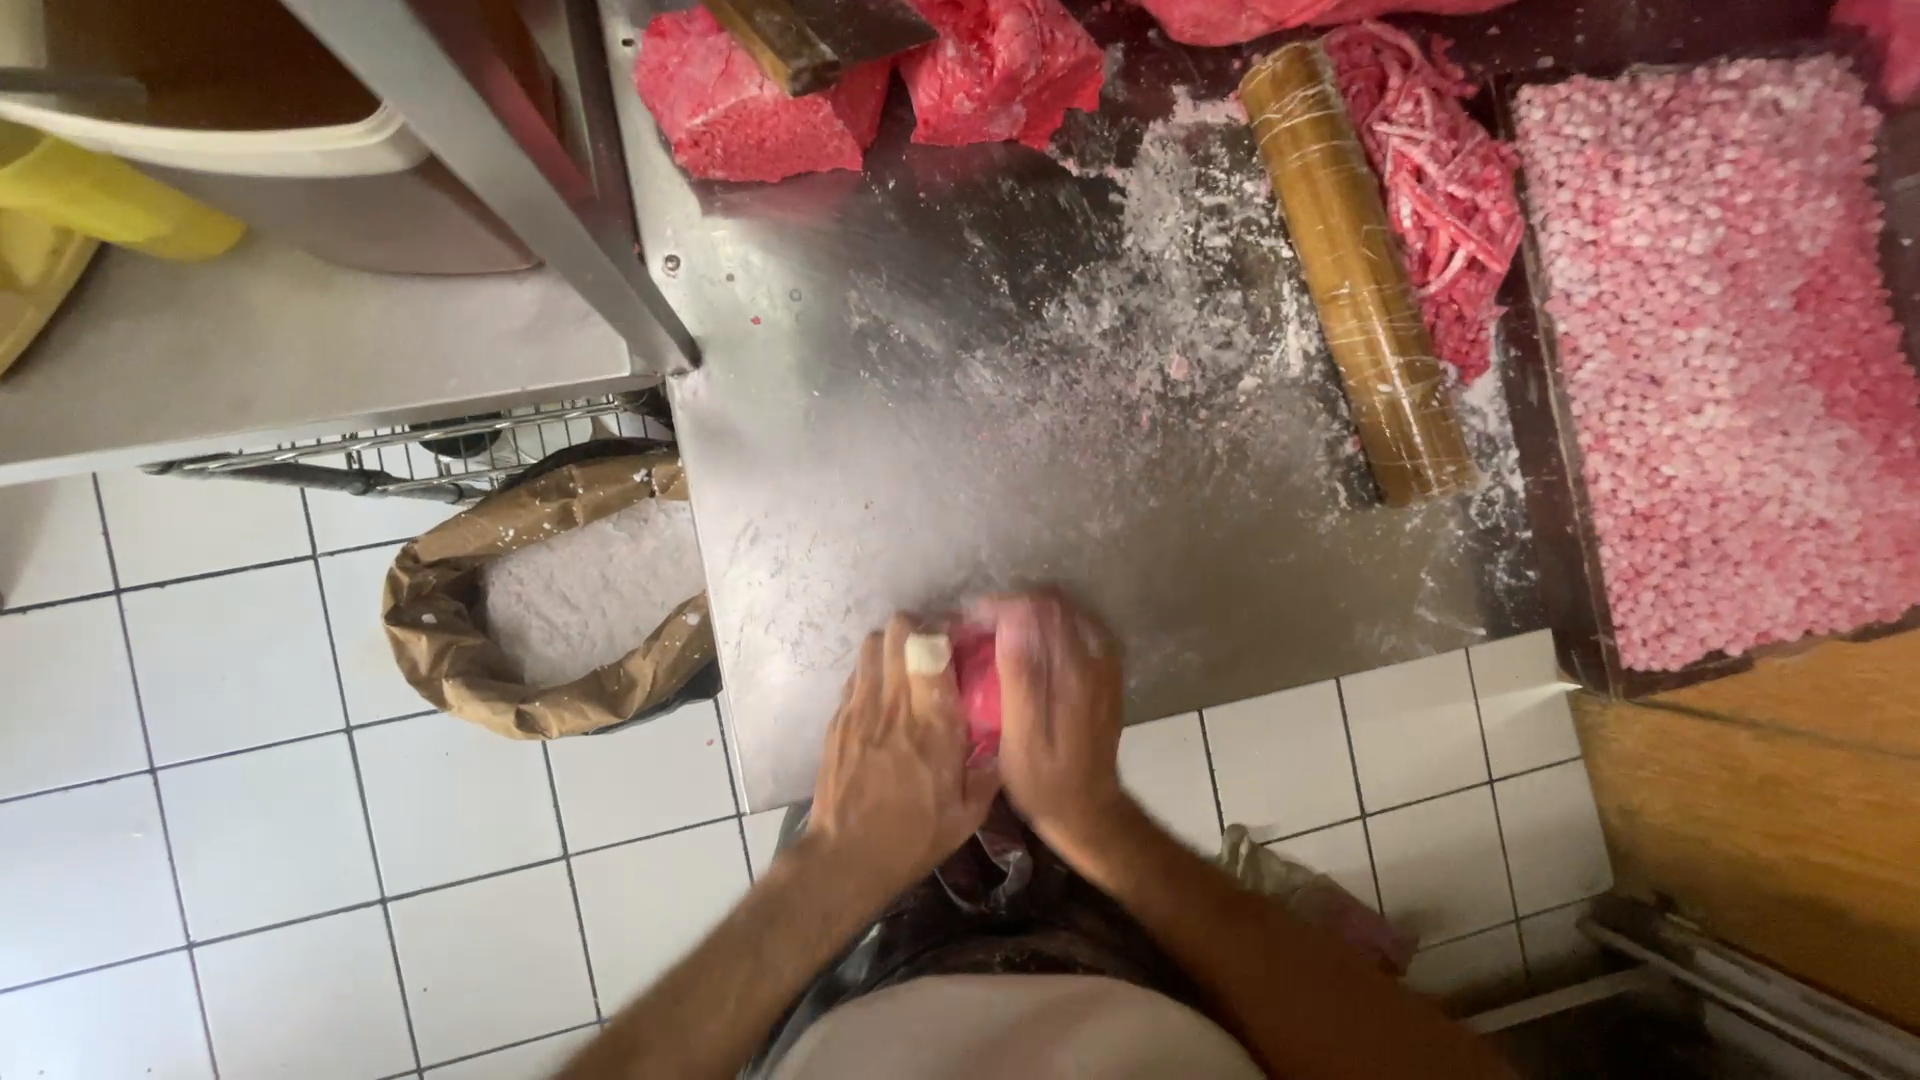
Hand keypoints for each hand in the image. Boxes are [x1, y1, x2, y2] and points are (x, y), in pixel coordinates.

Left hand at [802, 613, 1000, 904]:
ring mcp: (859, 708)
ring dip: (892, 644)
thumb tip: (1000, 739)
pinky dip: (873, 671)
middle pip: (897, 631)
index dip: (945, 630)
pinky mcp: (838, 719)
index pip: (931, 648)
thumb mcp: (968, 813)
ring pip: (872, 644)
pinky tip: (884, 694)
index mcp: (932, 724)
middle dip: (918, 627)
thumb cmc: (914, 837)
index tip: (960, 636)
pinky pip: (856, 674)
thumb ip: (988, 770)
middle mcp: (894, 705)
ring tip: (907, 663)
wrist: (847, 858)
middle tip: (933, 644)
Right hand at [964, 590, 1128, 848]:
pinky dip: (1044, 631)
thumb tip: (1012, 620)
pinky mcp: (1104, 673)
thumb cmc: (1045, 783)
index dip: (1002, 605)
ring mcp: (1105, 664)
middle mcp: (1097, 659)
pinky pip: (1073, 631)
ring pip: (1065, 614)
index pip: (1041, 607)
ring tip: (994, 636)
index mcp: (1076, 672)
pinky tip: (1022, 651)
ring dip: (1028, 616)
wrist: (1088, 811)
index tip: (971, 621)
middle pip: (1055, 604)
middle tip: (978, 628)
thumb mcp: (1022, 739)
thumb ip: (1020, 677)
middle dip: (1013, 607)